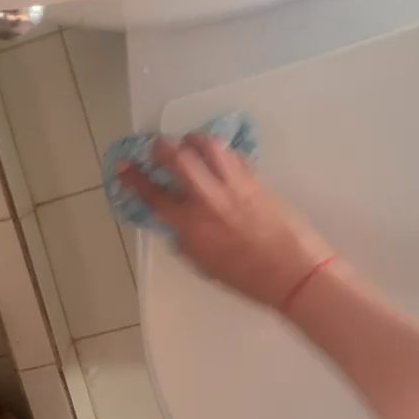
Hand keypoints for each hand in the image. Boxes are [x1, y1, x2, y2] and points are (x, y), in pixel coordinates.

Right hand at [119, 133, 334, 311]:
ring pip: (208, 145)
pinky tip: (219, 159)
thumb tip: (177, 223)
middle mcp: (209, 199)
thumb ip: (186, 240)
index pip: (154, 195)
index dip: (135, 178)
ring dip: (192, 140)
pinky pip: (233, 155)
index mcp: (191, 226)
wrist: (293, 272)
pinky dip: (220, 152)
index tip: (124, 165)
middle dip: (162, 147)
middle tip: (157, 147)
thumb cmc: (246, 278)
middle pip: (178, 158)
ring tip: (188, 143)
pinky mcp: (256, 179)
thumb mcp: (204, 265)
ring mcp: (235, 185)